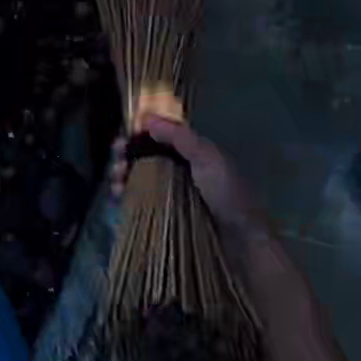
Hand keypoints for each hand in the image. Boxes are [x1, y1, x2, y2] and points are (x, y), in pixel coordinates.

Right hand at [111, 115, 269, 244]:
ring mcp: (167, 194)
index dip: (136, 134)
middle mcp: (176, 170)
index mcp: (188, 153)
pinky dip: (123, 194)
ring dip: (120, 173)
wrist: (242, 242)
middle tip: (117, 157)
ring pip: (135, 177)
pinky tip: (118, 194)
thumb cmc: (228, 194)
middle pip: (141, 156)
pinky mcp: (161, 216)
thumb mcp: (207, 157)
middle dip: (124, 153)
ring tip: (117, 178)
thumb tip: (146, 118)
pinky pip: (136, 200)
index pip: (155, 137)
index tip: (123, 137)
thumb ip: (178, 136)